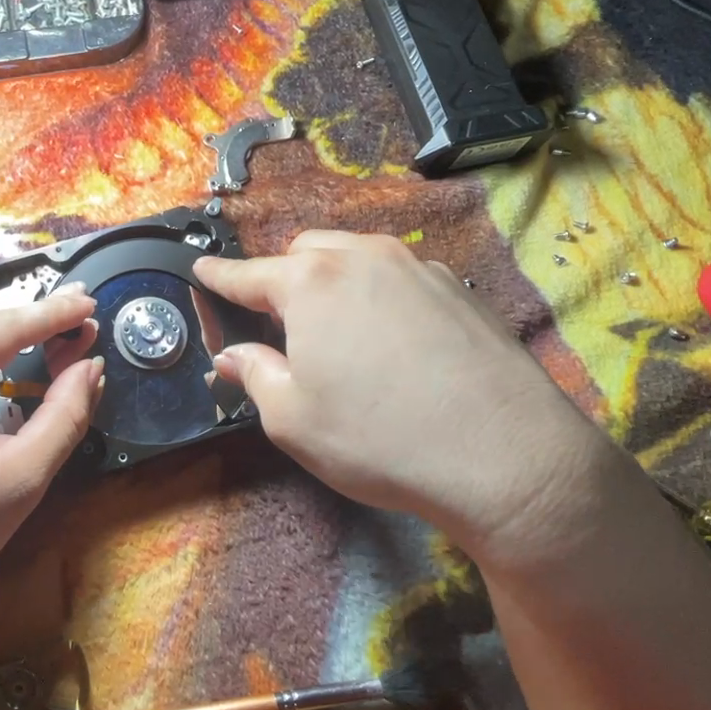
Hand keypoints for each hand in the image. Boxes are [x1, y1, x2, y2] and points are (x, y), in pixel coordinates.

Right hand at [193, 232, 634, 571]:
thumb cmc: (380, 438)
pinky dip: (380, 293)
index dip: (219, 277)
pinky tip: (394, 341)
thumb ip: (254, 375)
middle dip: (283, 278)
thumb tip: (233, 355)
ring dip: (334, 280)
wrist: (508, 457)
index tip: (202, 271)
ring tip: (339, 330)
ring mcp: (417, 267)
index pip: (248, 274)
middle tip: (281, 324)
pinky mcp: (459, 288)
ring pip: (356, 256)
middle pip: (305, 252)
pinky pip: (400, 275)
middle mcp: (363, 259)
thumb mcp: (292, 420)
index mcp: (311, 284)